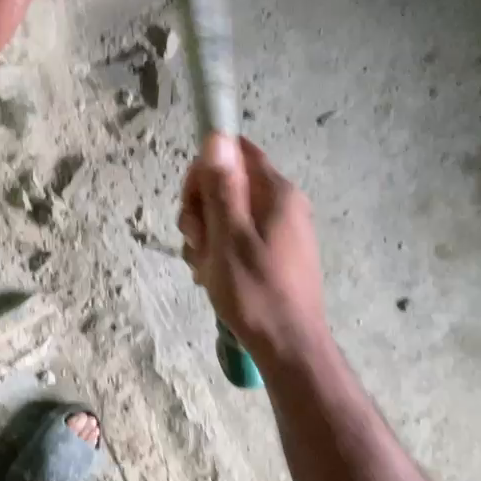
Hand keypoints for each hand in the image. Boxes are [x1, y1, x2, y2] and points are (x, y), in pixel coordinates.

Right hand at [179, 134, 330, 367]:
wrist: (287, 345)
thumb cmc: (255, 292)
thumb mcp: (229, 237)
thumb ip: (222, 186)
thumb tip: (216, 136)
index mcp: (277, 193)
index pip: (236, 152)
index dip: (204, 171)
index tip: (192, 205)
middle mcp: (282, 204)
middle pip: (227, 184)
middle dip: (201, 210)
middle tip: (196, 243)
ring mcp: (280, 230)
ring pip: (227, 214)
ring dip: (205, 237)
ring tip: (204, 267)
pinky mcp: (274, 253)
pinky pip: (237, 238)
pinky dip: (219, 252)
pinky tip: (213, 276)